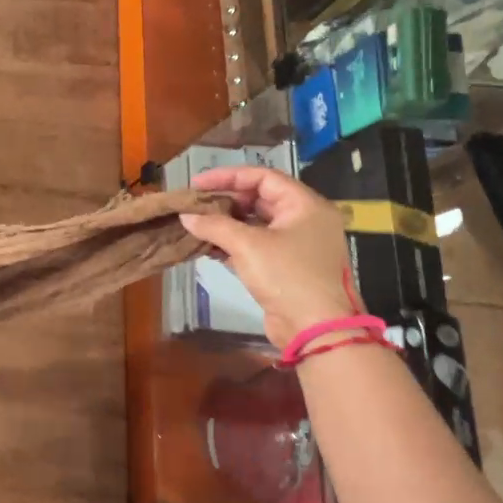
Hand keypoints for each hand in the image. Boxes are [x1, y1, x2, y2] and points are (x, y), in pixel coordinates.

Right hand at [182, 166, 356, 348]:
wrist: (315, 327)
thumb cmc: (287, 276)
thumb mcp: (247, 245)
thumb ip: (214, 225)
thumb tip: (186, 216)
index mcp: (306, 206)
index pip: (264, 177)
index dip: (228, 176)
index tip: (197, 183)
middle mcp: (304, 220)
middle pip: (260, 199)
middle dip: (225, 200)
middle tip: (194, 204)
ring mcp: (296, 244)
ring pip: (255, 223)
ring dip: (225, 222)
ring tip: (195, 223)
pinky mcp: (285, 266)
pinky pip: (255, 244)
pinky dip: (232, 242)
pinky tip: (207, 245)